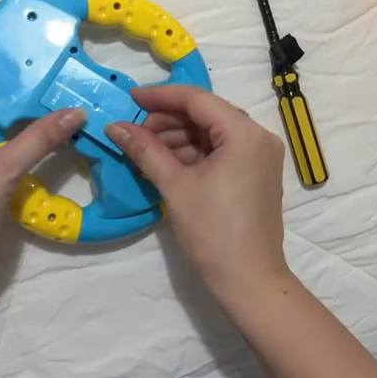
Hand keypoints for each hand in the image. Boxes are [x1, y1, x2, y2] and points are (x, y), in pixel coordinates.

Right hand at [107, 85, 290, 299]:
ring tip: (144, 151)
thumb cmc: (214, 232)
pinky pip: (221, 150)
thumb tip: (116, 126)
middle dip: (167, 121)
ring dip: (178, 138)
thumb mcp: (175, 186)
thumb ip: (145, 150)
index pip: (197, 99)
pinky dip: (193, 153)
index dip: (160, 96)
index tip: (129, 99)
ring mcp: (260, 155)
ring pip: (212, 132)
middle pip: (206, 114)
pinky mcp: (256, 172)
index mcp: (245, 133)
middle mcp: (259, 136)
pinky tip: (165, 163)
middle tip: (133, 132)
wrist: (249, 281)